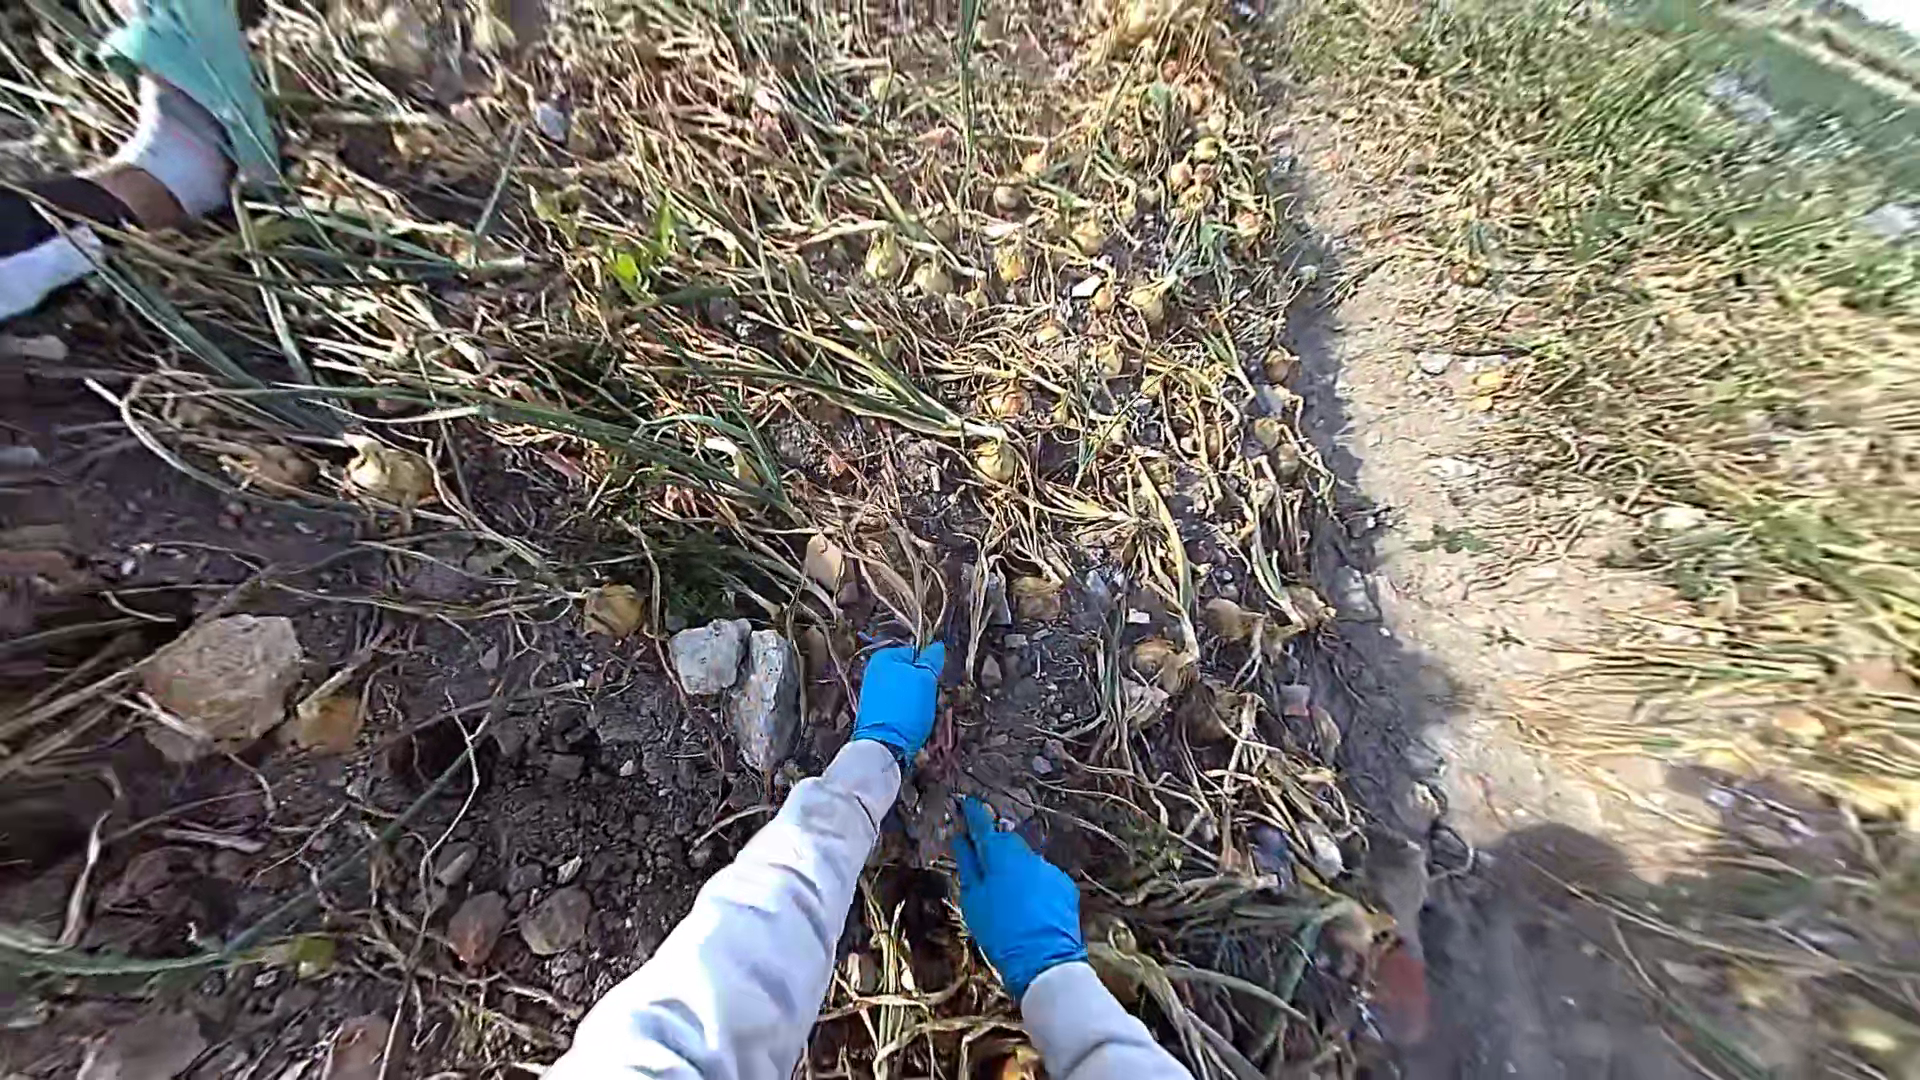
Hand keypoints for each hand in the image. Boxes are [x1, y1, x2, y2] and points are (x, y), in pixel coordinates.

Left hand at [851, 642, 944, 764]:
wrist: (884, 747)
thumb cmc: (903, 711)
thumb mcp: (925, 679)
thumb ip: (932, 660)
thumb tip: (937, 647)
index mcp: (883, 658)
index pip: (916, 653)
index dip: (929, 666)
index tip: (934, 679)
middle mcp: (876, 674)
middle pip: (913, 674)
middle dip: (926, 687)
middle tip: (930, 698)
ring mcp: (876, 696)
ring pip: (910, 694)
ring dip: (921, 703)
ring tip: (922, 715)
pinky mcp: (879, 715)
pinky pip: (903, 709)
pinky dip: (911, 715)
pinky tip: (915, 724)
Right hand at [952, 797, 1086, 999]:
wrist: (1046, 963)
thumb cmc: (1001, 933)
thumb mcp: (974, 900)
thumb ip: (967, 864)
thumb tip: (961, 839)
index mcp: (1000, 853)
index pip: (982, 822)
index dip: (972, 811)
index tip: (965, 803)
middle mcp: (1026, 852)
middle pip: (1005, 841)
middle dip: (994, 849)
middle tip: (982, 865)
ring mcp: (1047, 867)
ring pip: (1024, 860)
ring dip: (1014, 869)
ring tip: (1007, 897)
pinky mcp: (1063, 884)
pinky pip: (1041, 876)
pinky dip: (1033, 884)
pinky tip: (1028, 907)